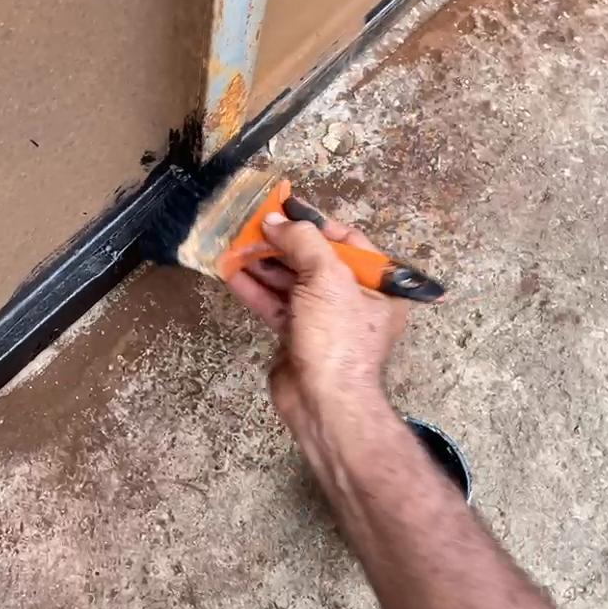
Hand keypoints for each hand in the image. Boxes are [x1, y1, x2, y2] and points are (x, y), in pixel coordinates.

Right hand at [225, 210, 409, 456]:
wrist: (323, 400)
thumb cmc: (338, 340)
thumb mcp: (327, 278)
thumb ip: (302, 242)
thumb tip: (276, 221)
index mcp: (376, 283)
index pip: (346, 239)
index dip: (313, 223)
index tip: (283, 208)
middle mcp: (352, 299)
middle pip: (312, 259)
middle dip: (281, 243)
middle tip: (252, 226)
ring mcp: (322, 319)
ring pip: (289, 281)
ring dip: (262, 264)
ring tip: (235, 245)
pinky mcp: (296, 336)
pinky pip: (274, 304)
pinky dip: (254, 289)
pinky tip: (231, 273)